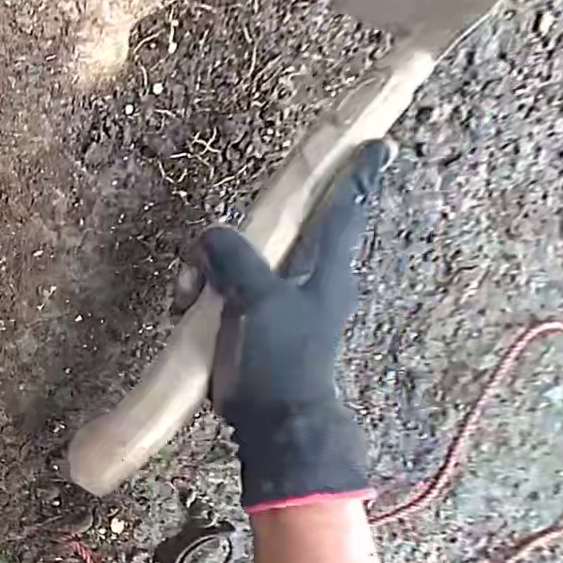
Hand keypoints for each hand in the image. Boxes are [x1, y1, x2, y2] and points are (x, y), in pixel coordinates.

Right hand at [199, 140, 391, 510]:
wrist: (271, 416)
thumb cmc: (278, 357)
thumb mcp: (259, 300)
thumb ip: (238, 259)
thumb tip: (210, 234)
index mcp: (324, 268)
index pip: (343, 211)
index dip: (357, 178)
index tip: (377, 146)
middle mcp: (304, 278)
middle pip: (268, 234)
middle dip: (226, 245)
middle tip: (194, 273)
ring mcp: (274, 300)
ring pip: (234, 262)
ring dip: (203, 275)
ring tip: (185, 300)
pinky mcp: (247, 320)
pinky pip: (218, 289)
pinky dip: (199, 294)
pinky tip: (185, 311)